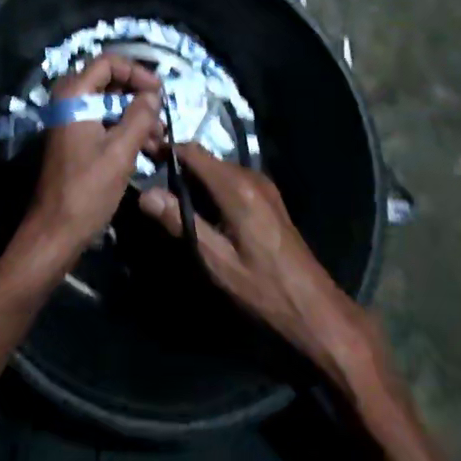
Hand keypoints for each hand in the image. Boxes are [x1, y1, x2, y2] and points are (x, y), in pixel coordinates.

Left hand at [12, 55, 163, 275]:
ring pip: (107, 104)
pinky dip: (123, 130)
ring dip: (134, 116)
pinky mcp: (73, 139)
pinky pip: (101, 122)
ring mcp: (68, 120)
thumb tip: (153, 95)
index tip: (160, 92)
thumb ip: (139, 117)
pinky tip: (146, 149)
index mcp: (72, 96)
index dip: (136, 72)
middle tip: (162, 116)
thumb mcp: (120, 152)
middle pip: (107, 82)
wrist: (55, 229)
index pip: (107, 63)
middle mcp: (67, 101)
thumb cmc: (87, 189)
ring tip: (160, 139)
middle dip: (137, 97)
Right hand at [138, 144, 390, 390]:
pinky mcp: (269, 200)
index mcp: (237, 188)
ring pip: (218, 169)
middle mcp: (251, 178)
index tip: (142, 156)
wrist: (318, 311)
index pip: (193, 152)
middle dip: (178, 165)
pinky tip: (200, 208)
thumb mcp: (217, 261)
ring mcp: (264, 188)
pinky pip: (232, 180)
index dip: (166, 149)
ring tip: (168, 195)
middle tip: (150, 180)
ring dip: (194, 177)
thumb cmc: (265, 288)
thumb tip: (145, 194)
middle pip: (205, 158)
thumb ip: (181, 223)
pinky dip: (211, 186)